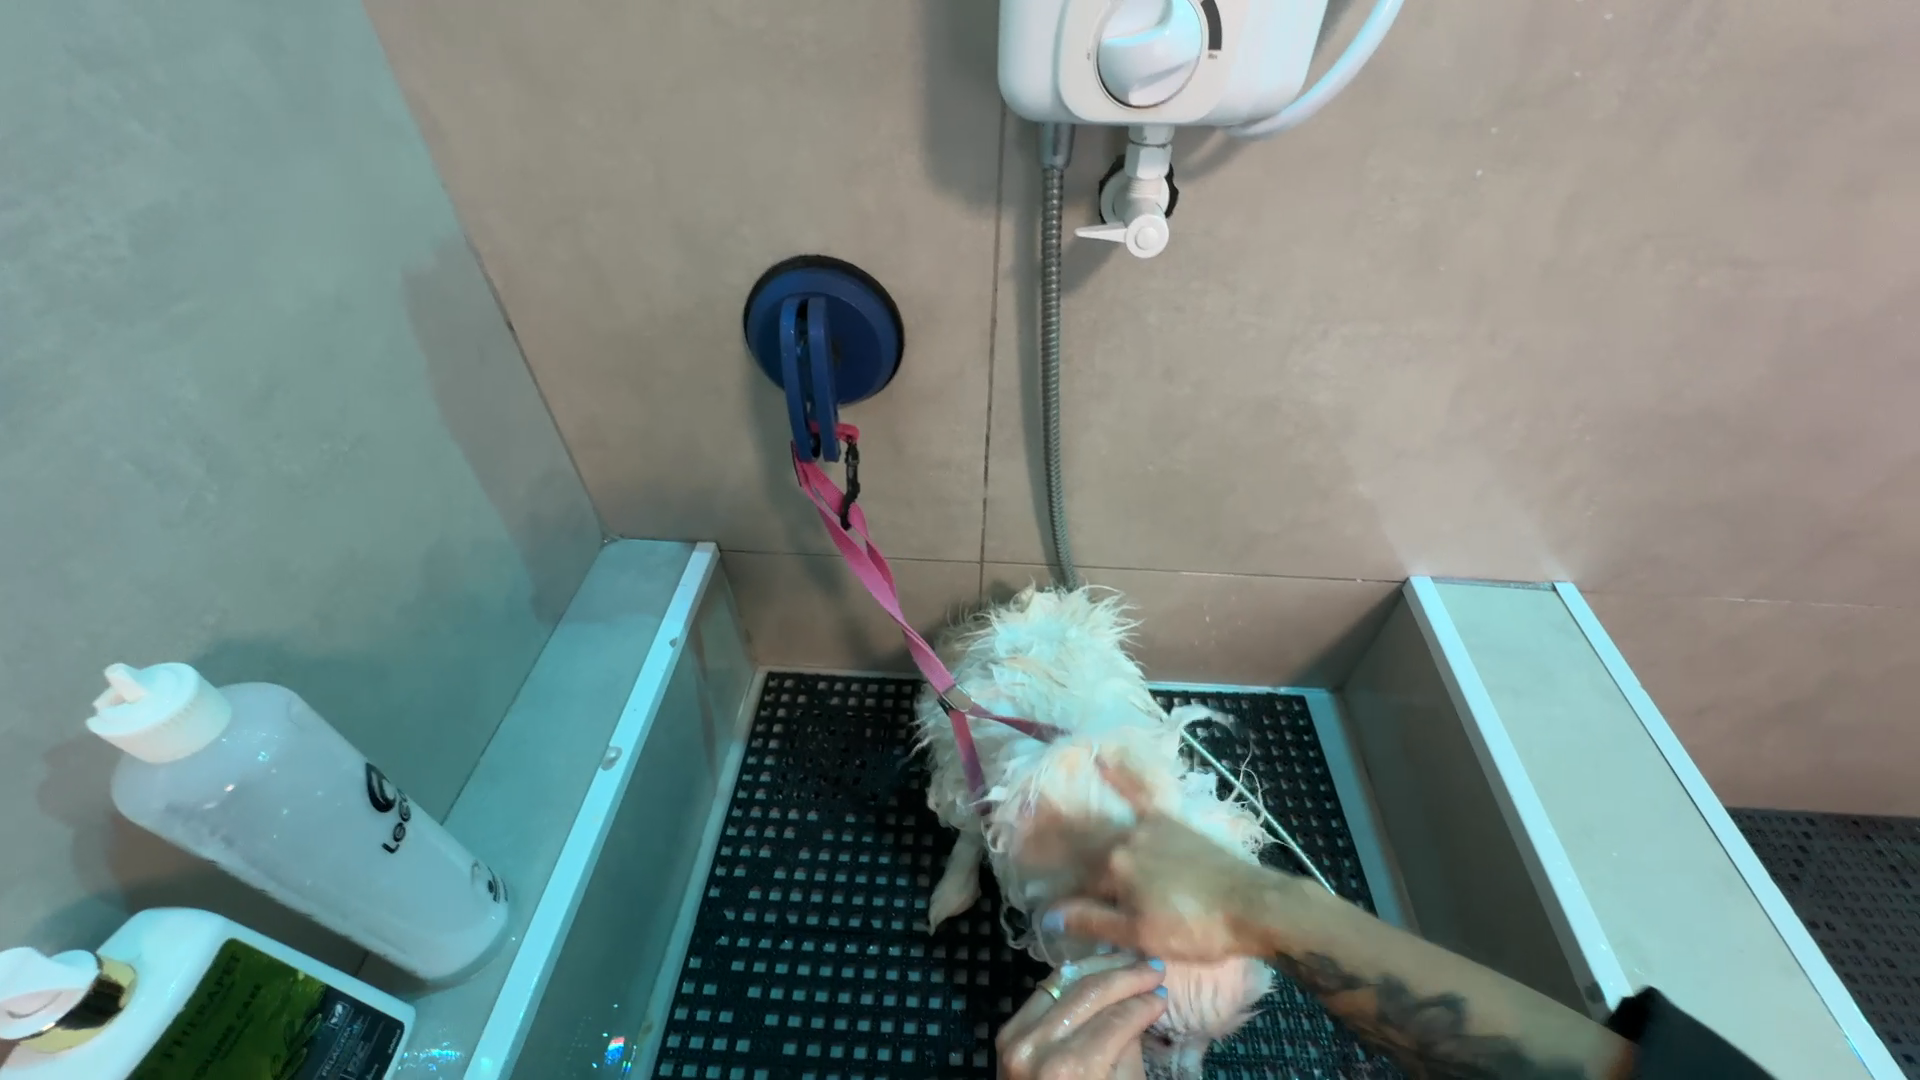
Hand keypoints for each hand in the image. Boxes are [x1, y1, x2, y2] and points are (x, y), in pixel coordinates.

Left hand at [996, 956, 1165, 1079]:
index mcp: (1071, 1070)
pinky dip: (1071, 980)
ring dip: (1098, 967)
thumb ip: (1127, 1050)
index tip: (1163, 993)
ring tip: (1127, 961)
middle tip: (1154, 967)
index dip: (1143, 1003)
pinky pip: (1043, 992)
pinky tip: (1094, 972)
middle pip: (1088, 993)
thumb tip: (1137, 1004)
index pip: (1115, 1020)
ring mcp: (1016, 1036)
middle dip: (1125, 976)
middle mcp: (1038, 1046)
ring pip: (1062, 981)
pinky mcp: (1006, 1031)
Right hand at [1032, 760, 1292, 962]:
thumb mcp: (1141, 934)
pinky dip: (1124, 773)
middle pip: (1086, 842)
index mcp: (1116, 866)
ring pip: (1109, 823)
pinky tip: (1107, 754)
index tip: (1038, 893)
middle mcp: (1126, 836)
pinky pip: (1142, 790)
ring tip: (1053, 809)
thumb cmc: (1195, 927)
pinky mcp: (1173, 819)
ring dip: (1079, 818)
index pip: (1078, 879)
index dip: (1062, 889)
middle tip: (1027, 832)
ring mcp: (1150, 824)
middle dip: (1055, 839)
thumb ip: (1093, 921)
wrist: (1252, 904)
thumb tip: (1048, 913)